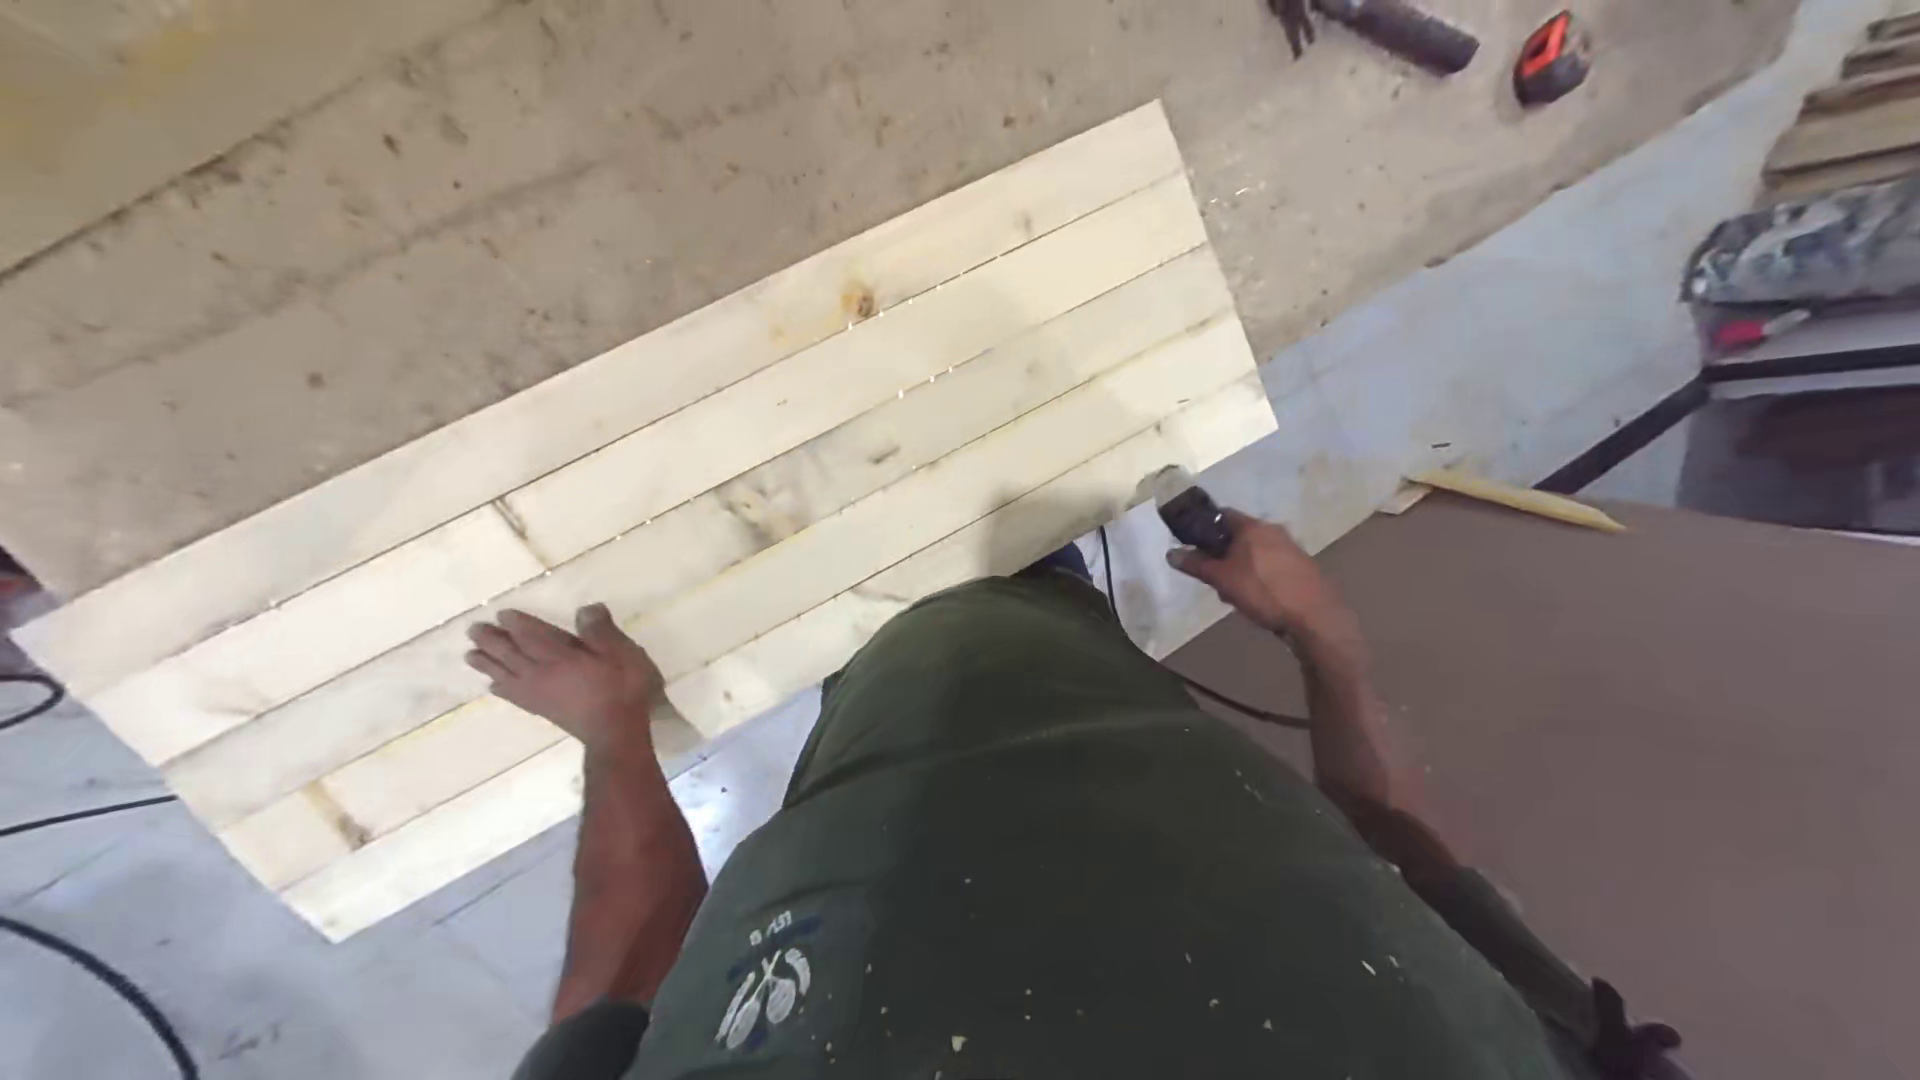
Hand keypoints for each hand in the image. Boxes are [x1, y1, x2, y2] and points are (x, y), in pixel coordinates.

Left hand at [465, 604, 664, 753]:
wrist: (615, 730)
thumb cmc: (622, 687)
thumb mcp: (621, 652)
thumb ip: (601, 630)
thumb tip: (585, 608)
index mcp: (559, 656)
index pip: (532, 636)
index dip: (517, 624)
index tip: (502, 614)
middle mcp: (541, 672)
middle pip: (510, 654)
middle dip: (492, 640)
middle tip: (473, 630)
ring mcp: (538, 693)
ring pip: (505, 674)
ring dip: (487, 663)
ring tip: (471, 655)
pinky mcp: (542, 709)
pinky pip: (513, 696)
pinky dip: (501, 688)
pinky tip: (495, 686)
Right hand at [1167, 509, 1356, 641]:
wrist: (1315, 618)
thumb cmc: (1263, 591)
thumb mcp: (1222, 579)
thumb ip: (1196, 564)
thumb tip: (1171, 553)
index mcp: (1253, 527)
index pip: (1222, 514)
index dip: (1204, 526)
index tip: (1193, 544)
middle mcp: (1274, 531)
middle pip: (1238, 535)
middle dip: (1222, 554)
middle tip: (1213, 576)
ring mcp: (1291, 548)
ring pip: (1254, 552)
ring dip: (1240, 567)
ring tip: (1233, 592)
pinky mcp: (1302, 567)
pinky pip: (1271, 564)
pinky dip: (1259, 576)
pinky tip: (1257, 597)